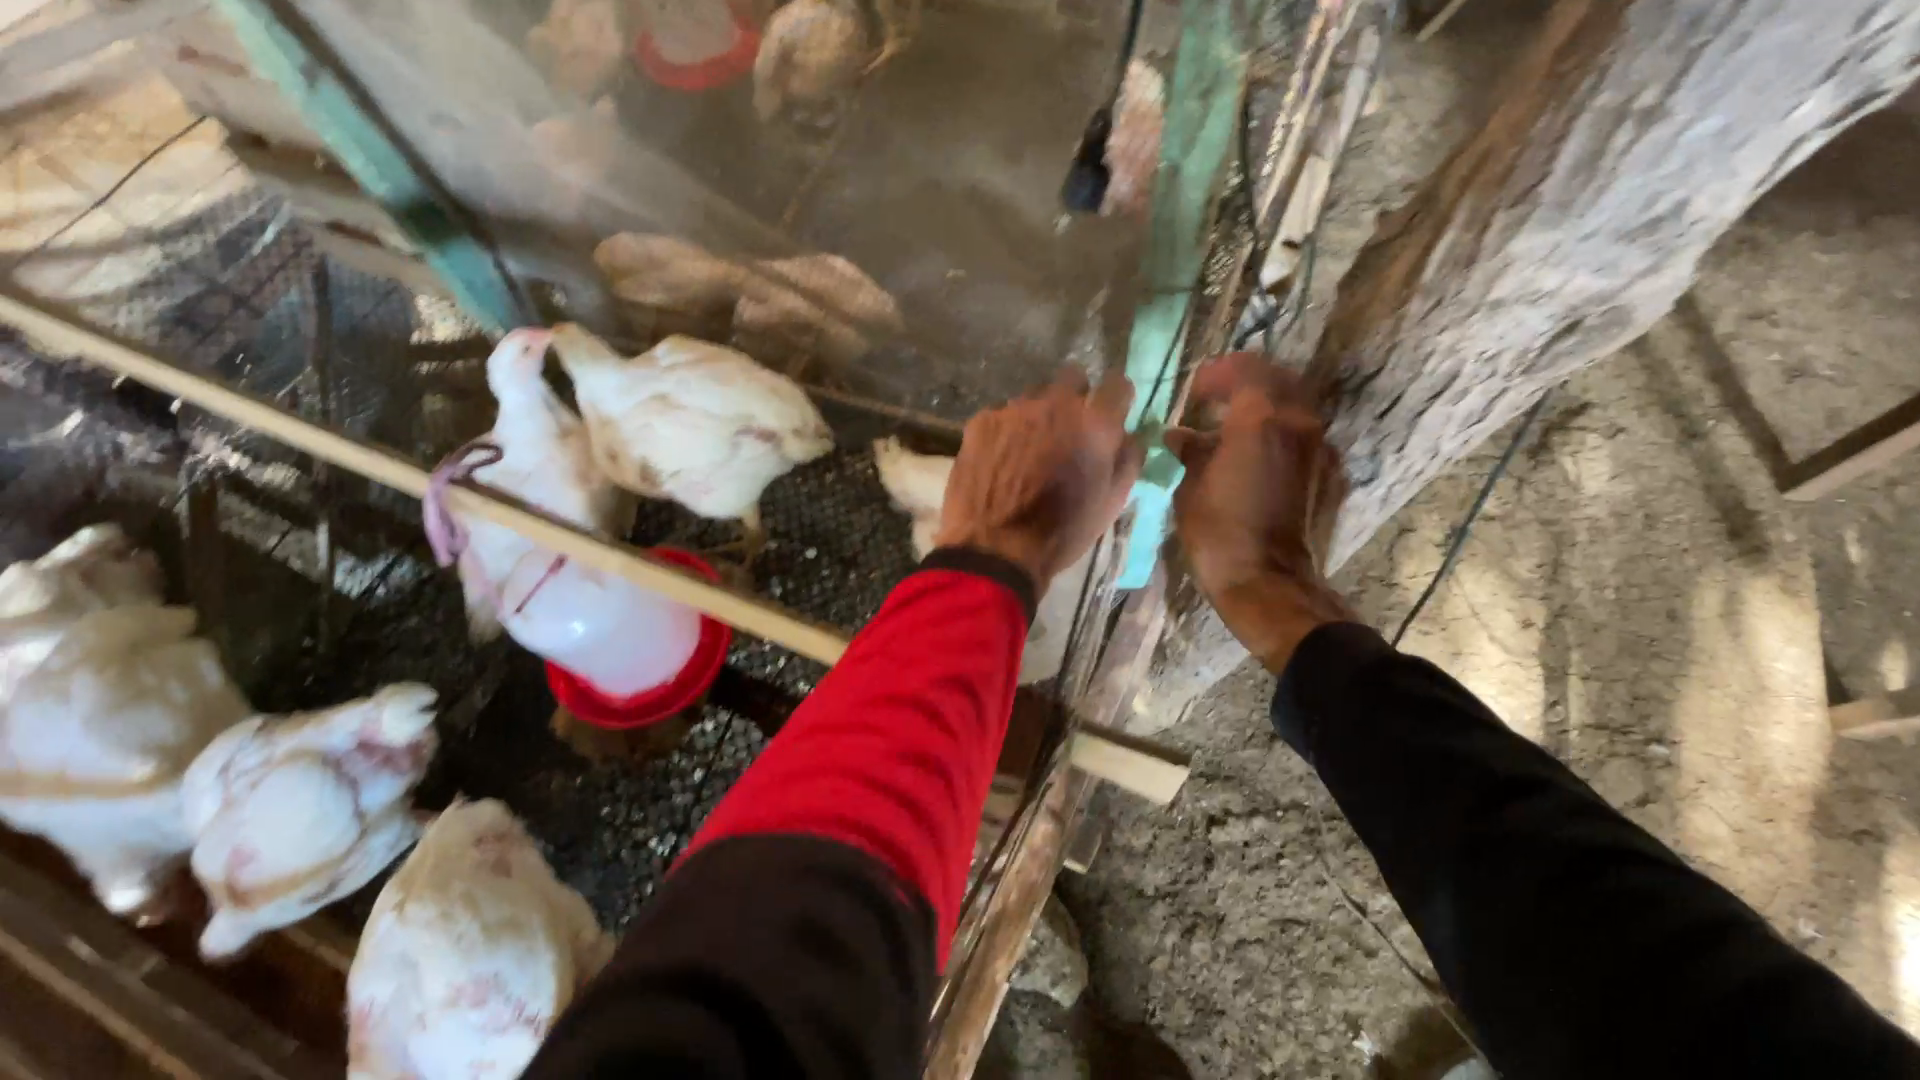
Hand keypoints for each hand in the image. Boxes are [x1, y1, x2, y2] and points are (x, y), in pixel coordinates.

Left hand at [936, 370, 1145, 586]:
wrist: (994, 549)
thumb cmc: (1062, 532)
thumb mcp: (1111, 503)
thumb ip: (1128, 459)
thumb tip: (1130, 435)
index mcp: (1094, 424)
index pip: (1118, 383)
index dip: (1117, 399)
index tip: (1111, 413)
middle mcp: (1056, 404)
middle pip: (1072, 378)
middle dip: (1076, 397)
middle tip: (1069, 429)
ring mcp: (1014, 409)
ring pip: (1034, 397)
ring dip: (1039, 415)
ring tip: (1030, 449)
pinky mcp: (981, 421)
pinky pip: (1002, 415)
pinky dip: (1006, 431)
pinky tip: (1000, 460)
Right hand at [1165, 354, 1353, 673]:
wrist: (1270, 583)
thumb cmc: (1218, 533)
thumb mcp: (1190, 488)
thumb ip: (1190, 452)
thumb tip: (1181, 436)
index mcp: (1259, 419)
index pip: (1243, 370)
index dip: (1216, 373)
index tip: (1195, 389)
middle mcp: (1298, 423)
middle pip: (1278, 380)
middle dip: (1247, 381)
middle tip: (1218, 397)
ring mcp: (1321, 449)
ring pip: (1297, 408)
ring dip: (1268, 408)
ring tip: (1238, 428)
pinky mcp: (1332, 475)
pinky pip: (1307, 440)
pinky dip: (1284, 437)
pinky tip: (1261, 459)